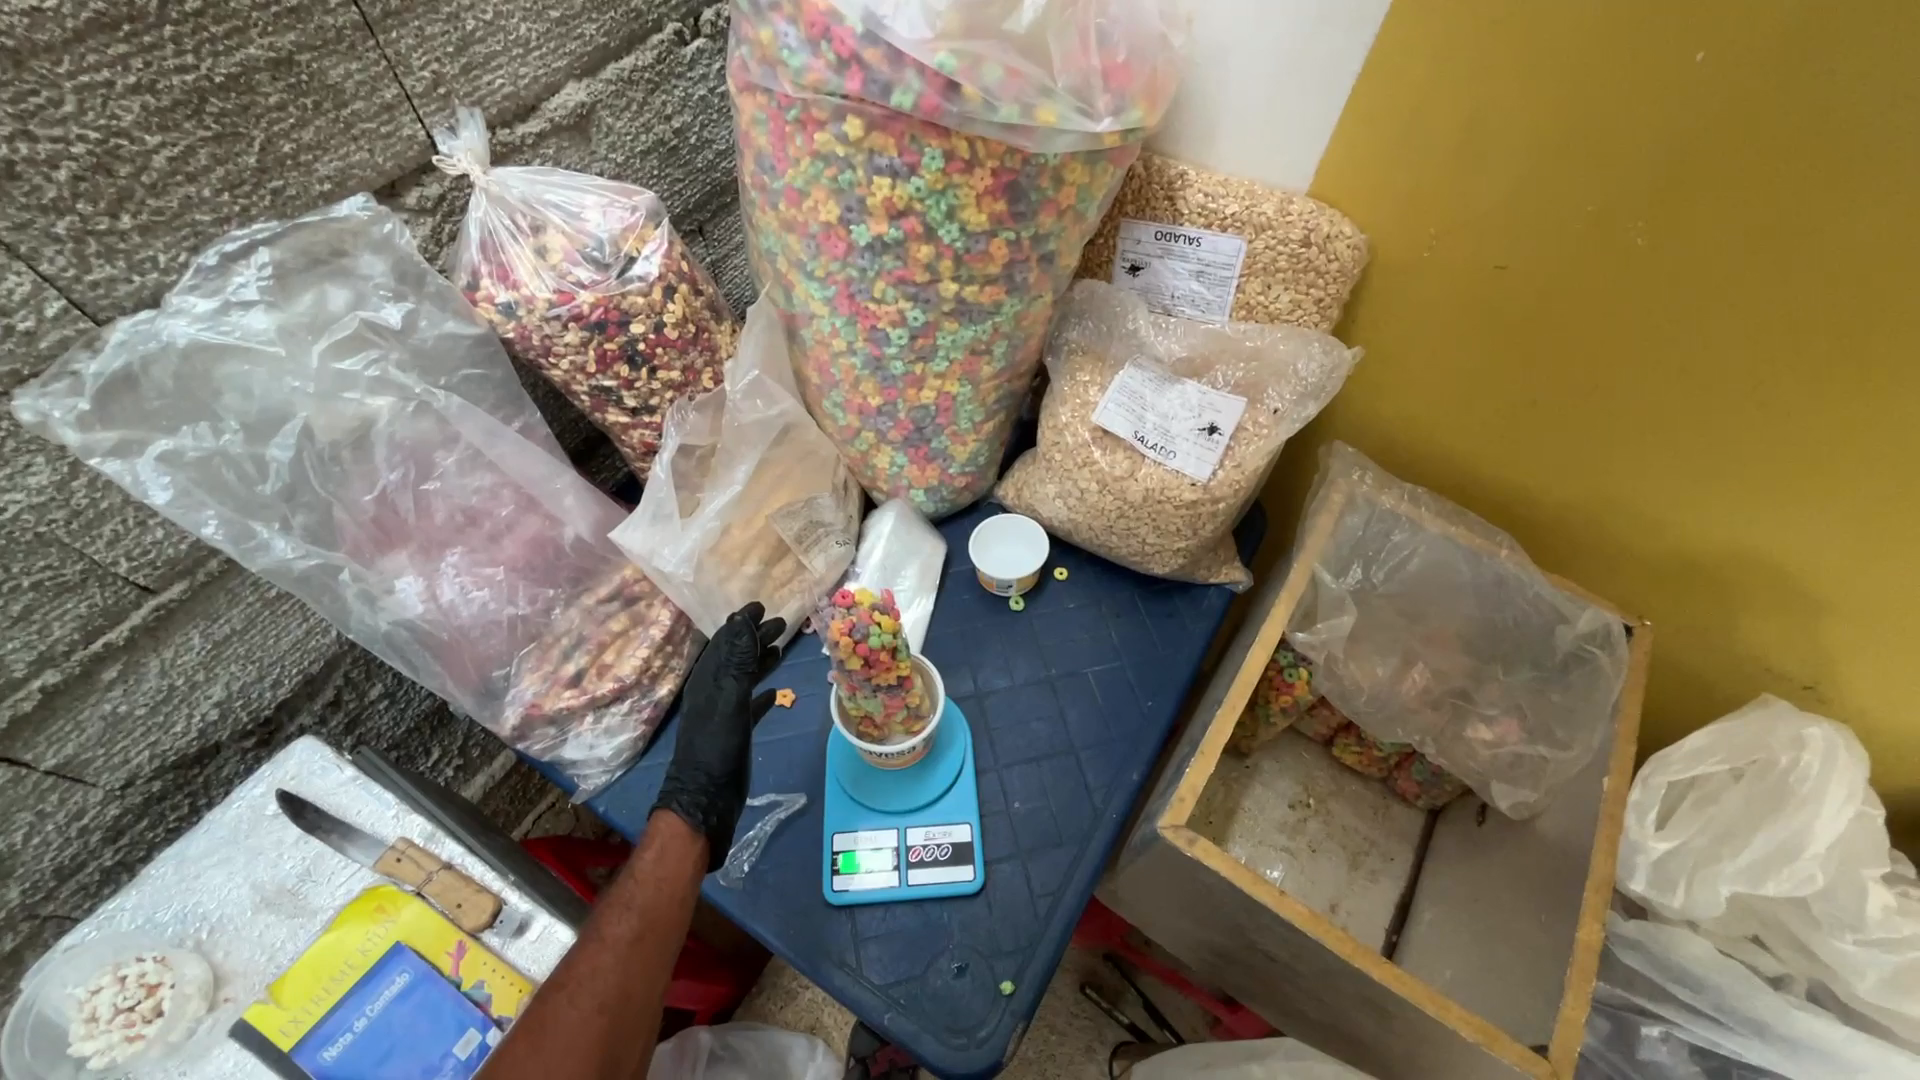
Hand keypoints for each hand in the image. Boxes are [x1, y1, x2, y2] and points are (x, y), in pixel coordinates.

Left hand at [652, 602, 785, 871]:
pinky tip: (775, 692)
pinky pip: (751, 705)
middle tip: (781, 623)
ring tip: (781, 649)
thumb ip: (737, 662)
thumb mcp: (729, 700)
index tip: (761, 606)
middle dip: (756, 638)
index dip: (742, 624)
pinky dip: (763, 694)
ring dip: (761, 661)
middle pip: (737, 657)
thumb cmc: (716, 748)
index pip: (726, 642)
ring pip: (745, 678)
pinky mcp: (735, 733)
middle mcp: (714, 692)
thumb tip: (742, 621)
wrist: (706, 800)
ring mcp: (724, 713)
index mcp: (708, 681)